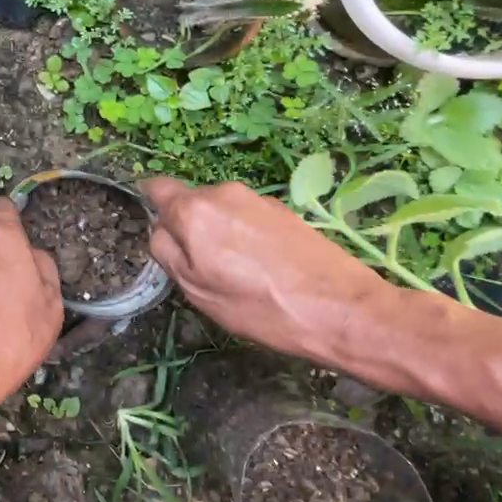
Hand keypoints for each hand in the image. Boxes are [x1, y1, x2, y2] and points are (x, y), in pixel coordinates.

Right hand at [141, 177, 393, 362]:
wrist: (347, 313)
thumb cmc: (260, 306)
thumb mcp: (195, 290)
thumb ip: (166, 252)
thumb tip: (164, 232)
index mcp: (192, 209)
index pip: (156, 188)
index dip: (153, 208)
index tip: (164, 234)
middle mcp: (222, 194)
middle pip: (191, 202)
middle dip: (191, 226)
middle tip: (205, 265)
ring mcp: (259, 200)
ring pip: (222, 211)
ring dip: (221, 231)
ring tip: (240, 270)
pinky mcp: (288, 212)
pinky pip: (250, 218)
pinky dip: (249, 236)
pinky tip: (267, 267)